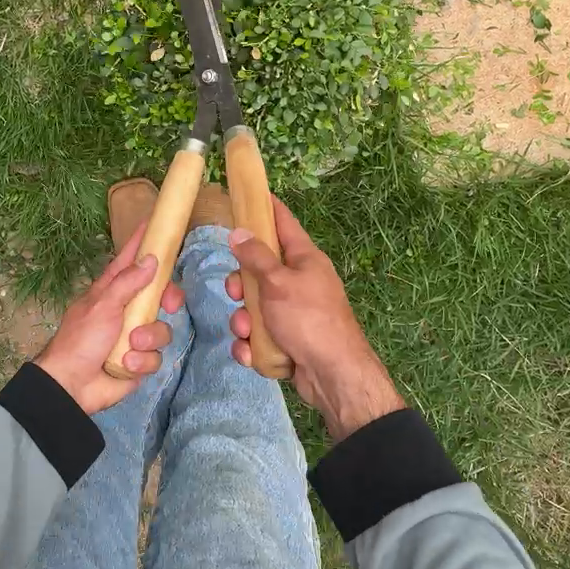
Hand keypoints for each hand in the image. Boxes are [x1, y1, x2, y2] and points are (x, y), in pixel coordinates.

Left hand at [34, 222, 182, 414]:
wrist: (72, 385)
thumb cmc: (81, 339)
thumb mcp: (103, 305)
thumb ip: (128, 283)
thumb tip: (151, 258)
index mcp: (111, 290)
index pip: (129, 260)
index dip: (141, 242)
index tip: (154, 223)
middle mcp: (126, 309)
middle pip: (159, 294)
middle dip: (166, 299)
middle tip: (169, 304)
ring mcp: (134, 335)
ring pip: (161, 328)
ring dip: (148, 338)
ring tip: (130, 347)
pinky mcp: (139, 360)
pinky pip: (155, 356)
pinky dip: (141, 361)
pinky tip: (125, 365)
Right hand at [226, 198, 405, 440]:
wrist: (333, 375)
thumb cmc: (309, 319)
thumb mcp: (278, 282)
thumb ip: (256, 256)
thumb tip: (239, 231)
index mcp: (304, 259)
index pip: (283, 222)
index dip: (265, 206)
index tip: (248, 193)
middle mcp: (300, 281)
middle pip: (259, 270)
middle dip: (241, 285)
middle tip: (236, 293)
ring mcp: (294, 312)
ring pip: (254, 306)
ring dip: (244, 320)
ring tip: (247, 332)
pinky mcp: (288, 340)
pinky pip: (260, 335)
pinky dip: (252, 345)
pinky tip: (251, 353)